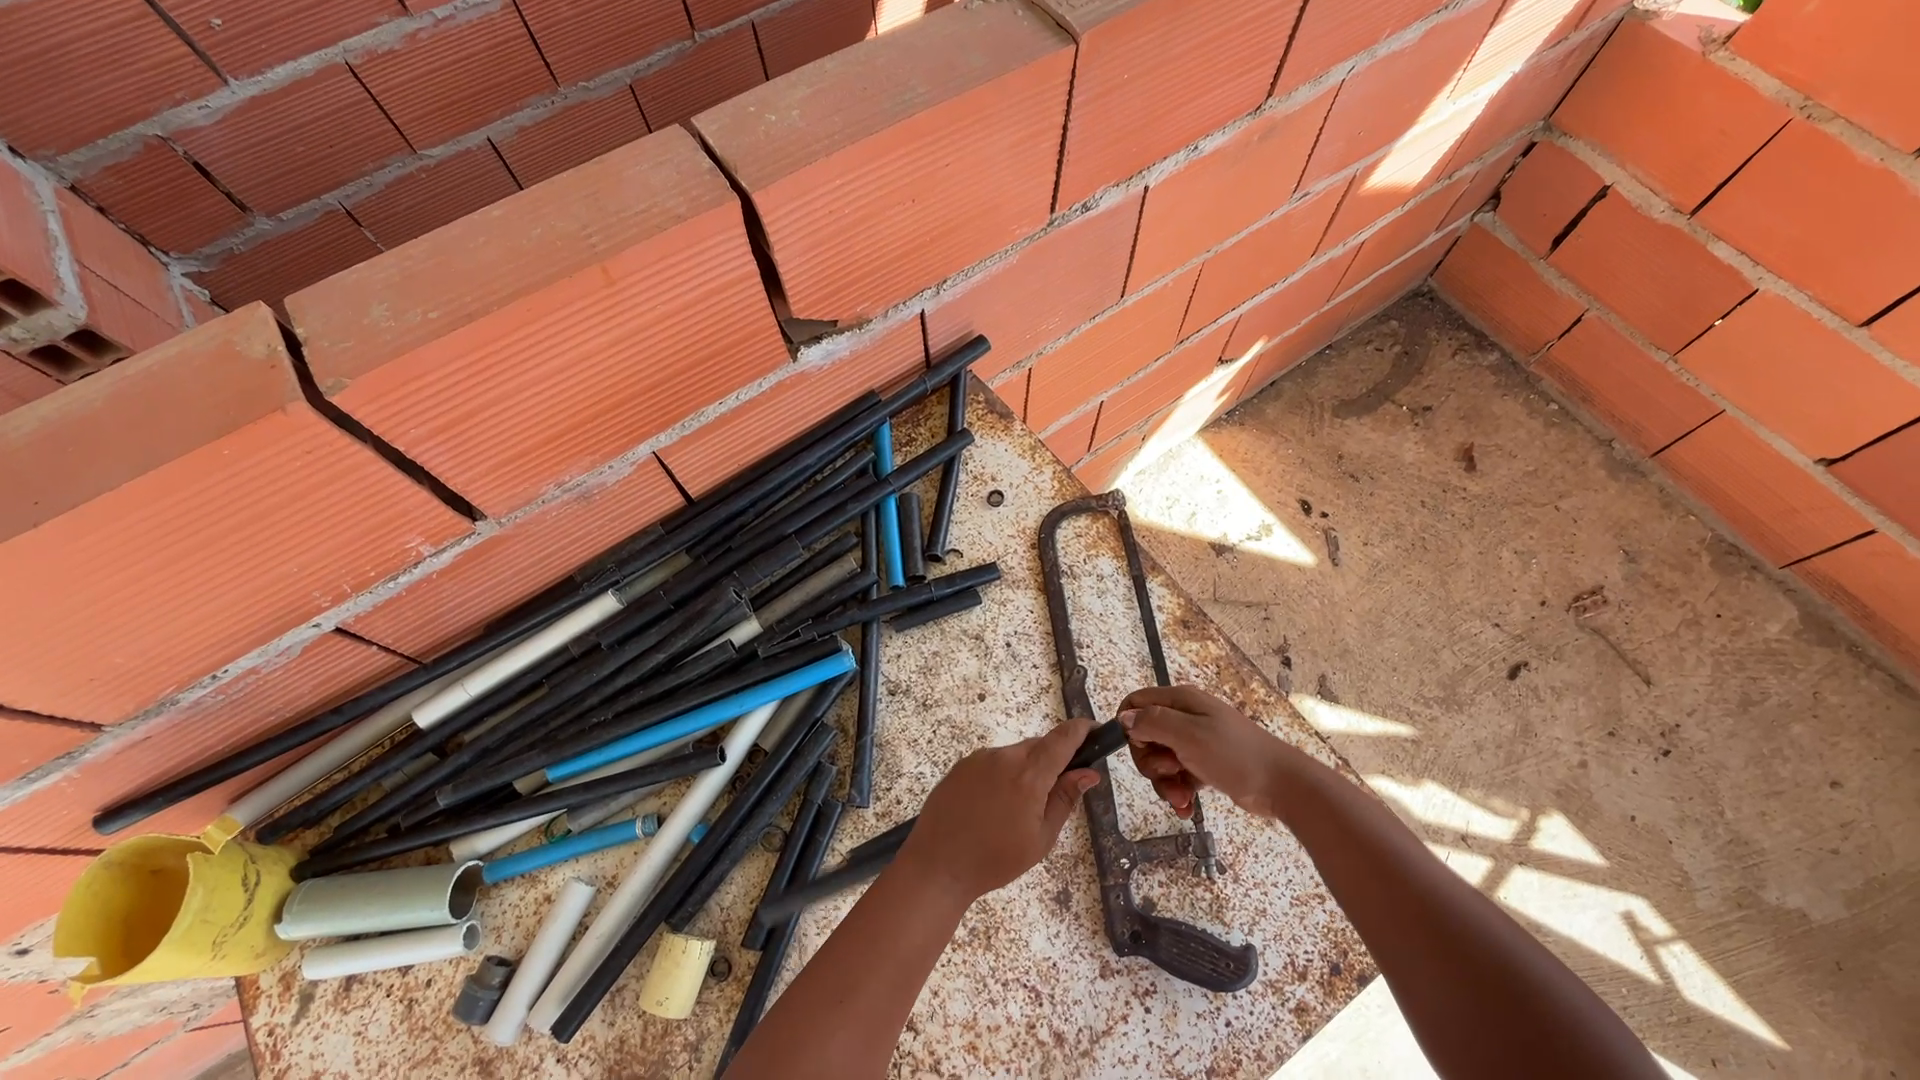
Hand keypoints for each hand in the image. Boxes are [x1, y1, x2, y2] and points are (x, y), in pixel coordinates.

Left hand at [895, 717, 1103, 903]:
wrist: (937, 866)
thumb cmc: (995, 860)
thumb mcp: (1041, 838)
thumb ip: (1065, 799)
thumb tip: (1089, 773)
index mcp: (1028, 775)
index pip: (1063, 738)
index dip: (1083, 729)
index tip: (1096, 730)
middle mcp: (1003, 757)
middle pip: (1039, 746)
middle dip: (1053, 760)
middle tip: (1055, 792)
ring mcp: (978, 759)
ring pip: (1015, 755)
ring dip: (1026, 770)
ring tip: (1017, 809)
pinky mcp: (960, 766)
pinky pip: (992, 762)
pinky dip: (1003, 775)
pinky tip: (994, 805)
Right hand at [1120, 686, 1289, 819]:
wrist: (1281, 784)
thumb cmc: (1234, 754)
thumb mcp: (1187, 734)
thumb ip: (1151, 722)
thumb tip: (1124, 717)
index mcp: (1181, 701)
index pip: (1137, 702)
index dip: (1129, 724)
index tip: (1138, 747)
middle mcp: (1186, 718)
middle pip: (1145, 736)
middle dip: (1150, 761)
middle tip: (1168, 771)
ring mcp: (1196, 743)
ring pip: (1161, 761)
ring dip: (1164, 783)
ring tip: (1181, 798)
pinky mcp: (1205, 765)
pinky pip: (1179, 777)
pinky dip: (1178, 792)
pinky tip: (1186, 808)